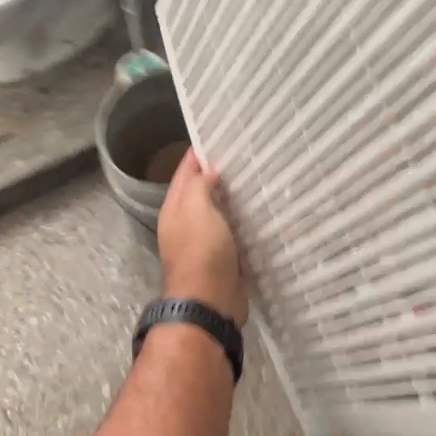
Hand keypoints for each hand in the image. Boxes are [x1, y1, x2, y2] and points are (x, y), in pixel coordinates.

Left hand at [157, 149, 246, 324]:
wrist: (209, 303)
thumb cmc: (200, 252)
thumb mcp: (196, 210)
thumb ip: (200, 186)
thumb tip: (210, 170)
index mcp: (174, 209)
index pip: (185, 173)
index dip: (198, 153)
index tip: (218, 132)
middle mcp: (186, 223)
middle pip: (202, 191)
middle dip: (218, 173)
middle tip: (245, 152)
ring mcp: (205, 242)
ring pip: (219, 211)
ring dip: (233, 196)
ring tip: (256, 176)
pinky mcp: (224, 257)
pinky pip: (234, 231)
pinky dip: (244, 219)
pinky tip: (260, 210)